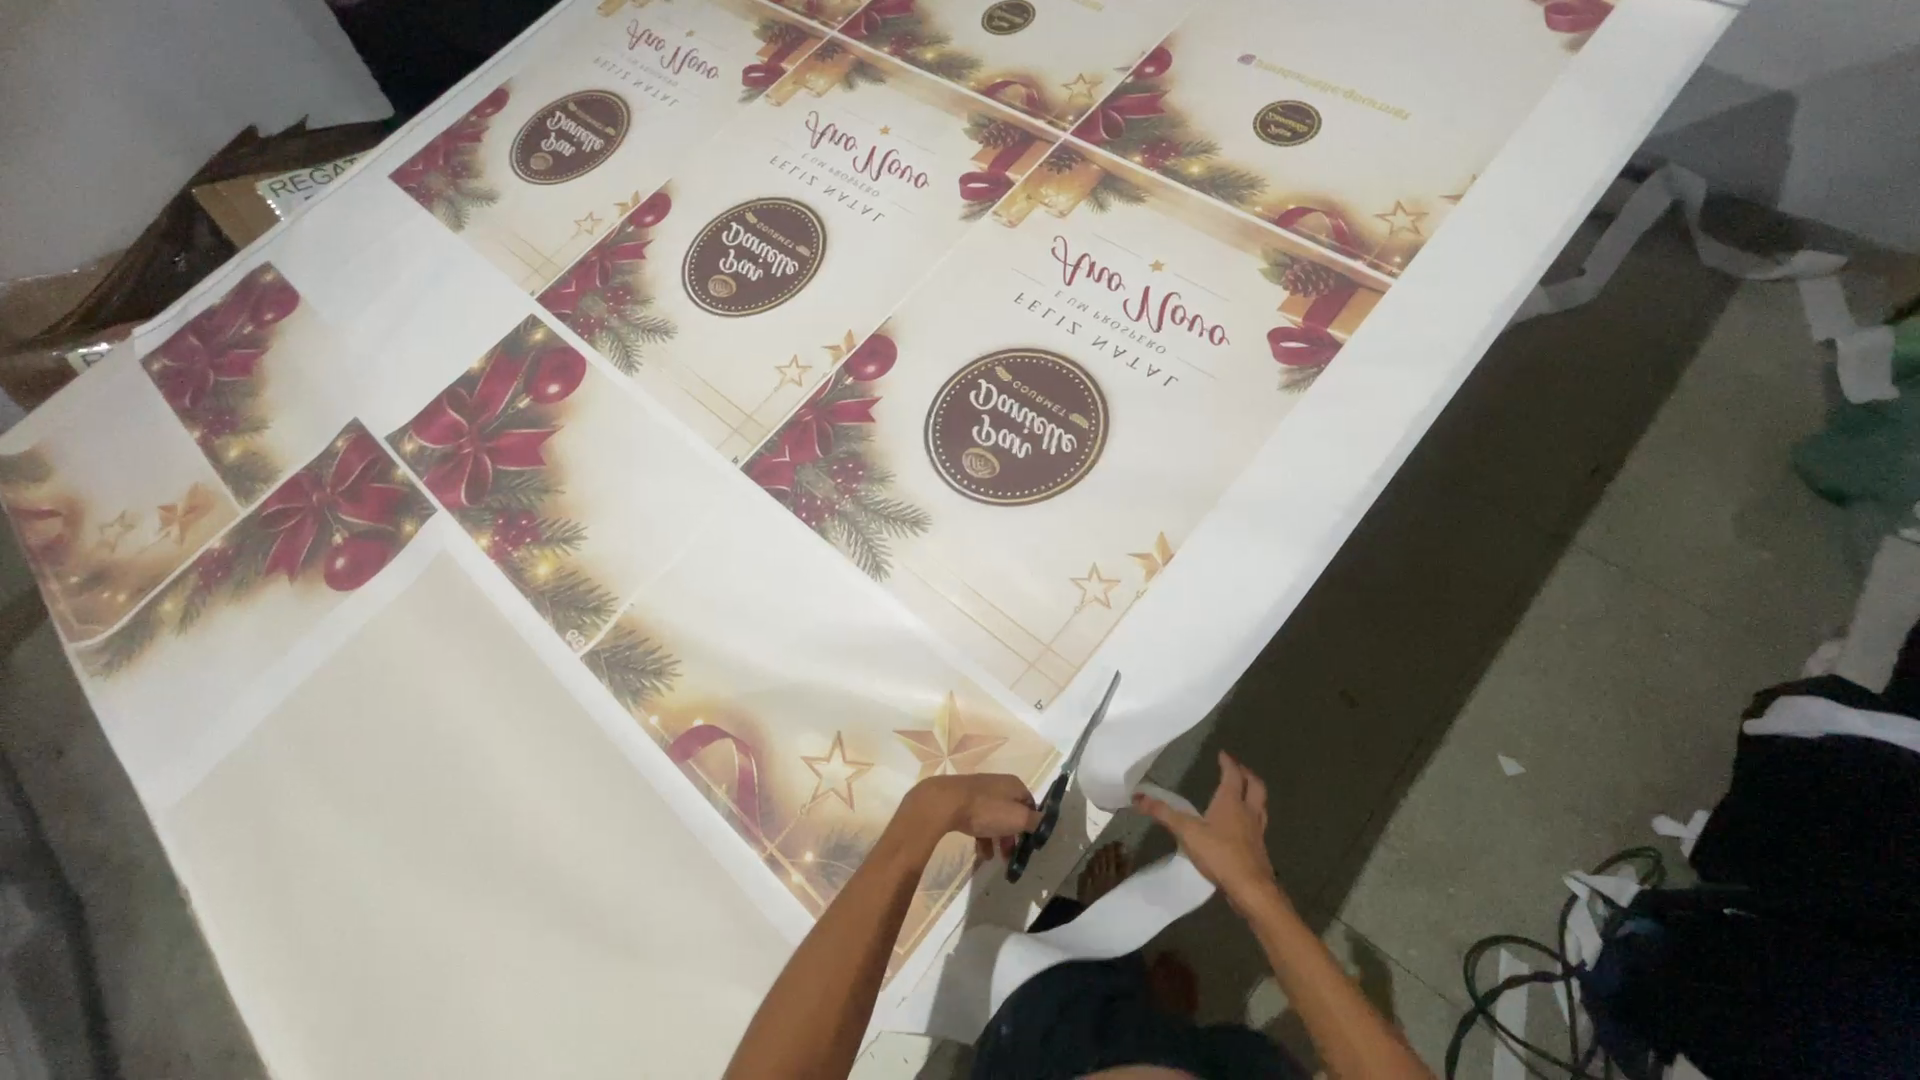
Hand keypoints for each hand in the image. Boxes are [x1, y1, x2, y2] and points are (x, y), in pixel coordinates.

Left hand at [900, 773, 1040, 860]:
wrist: (945, 802)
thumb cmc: (986, 809)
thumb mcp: (1017, 817)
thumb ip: (1034, 821)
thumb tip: (1044, 822)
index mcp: (1013, 785)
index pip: (1030, 804)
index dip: (1032, 824)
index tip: (1029, 842)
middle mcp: (997, 785)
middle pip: (1011, 813)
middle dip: (1012, 836)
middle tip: (1011, 855)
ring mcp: (978, 792)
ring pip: (994, 818)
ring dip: (996, 840)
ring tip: (993, 858)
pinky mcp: (962, 801)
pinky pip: (977, 820)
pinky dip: (981, 836)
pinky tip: (979, 852)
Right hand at [1135, 751, 1280, 910]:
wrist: (1251, 888)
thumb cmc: (1219, 854)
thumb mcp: (1186, 832)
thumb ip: (1164, 814)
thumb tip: (1138, 798)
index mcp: (1231, 802)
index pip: (1232, 774)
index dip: (1228, 762)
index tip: (1223, 754)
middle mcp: (1248, 811)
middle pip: (1255, 785)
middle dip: (1247, 774)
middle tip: (1238, 769)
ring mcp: (1257, 830)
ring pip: (1261, 804)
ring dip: (1254, 794)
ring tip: (1244, 792)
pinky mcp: (1259, 848)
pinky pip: (1259, 823)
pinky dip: (1253, 816)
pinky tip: (1244, 825)